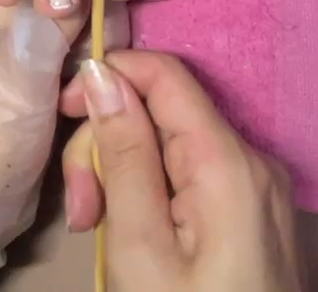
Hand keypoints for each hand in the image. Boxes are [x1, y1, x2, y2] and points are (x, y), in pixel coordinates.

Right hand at [60, 52, 301, 291]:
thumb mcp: (140, 246)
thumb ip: (123, 152)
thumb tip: (100, 72)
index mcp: (229, 163)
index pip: (162, 72)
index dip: (107, 75)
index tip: (63, 111)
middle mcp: (251, 160)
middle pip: (158, 109)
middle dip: (106, 144)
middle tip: (80, 207)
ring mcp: (253, 187)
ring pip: (164, 139)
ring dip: (118, 172)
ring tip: (93, 225)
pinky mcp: (246, 209)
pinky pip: (182, 169)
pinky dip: (144, 189)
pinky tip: (125, 228)